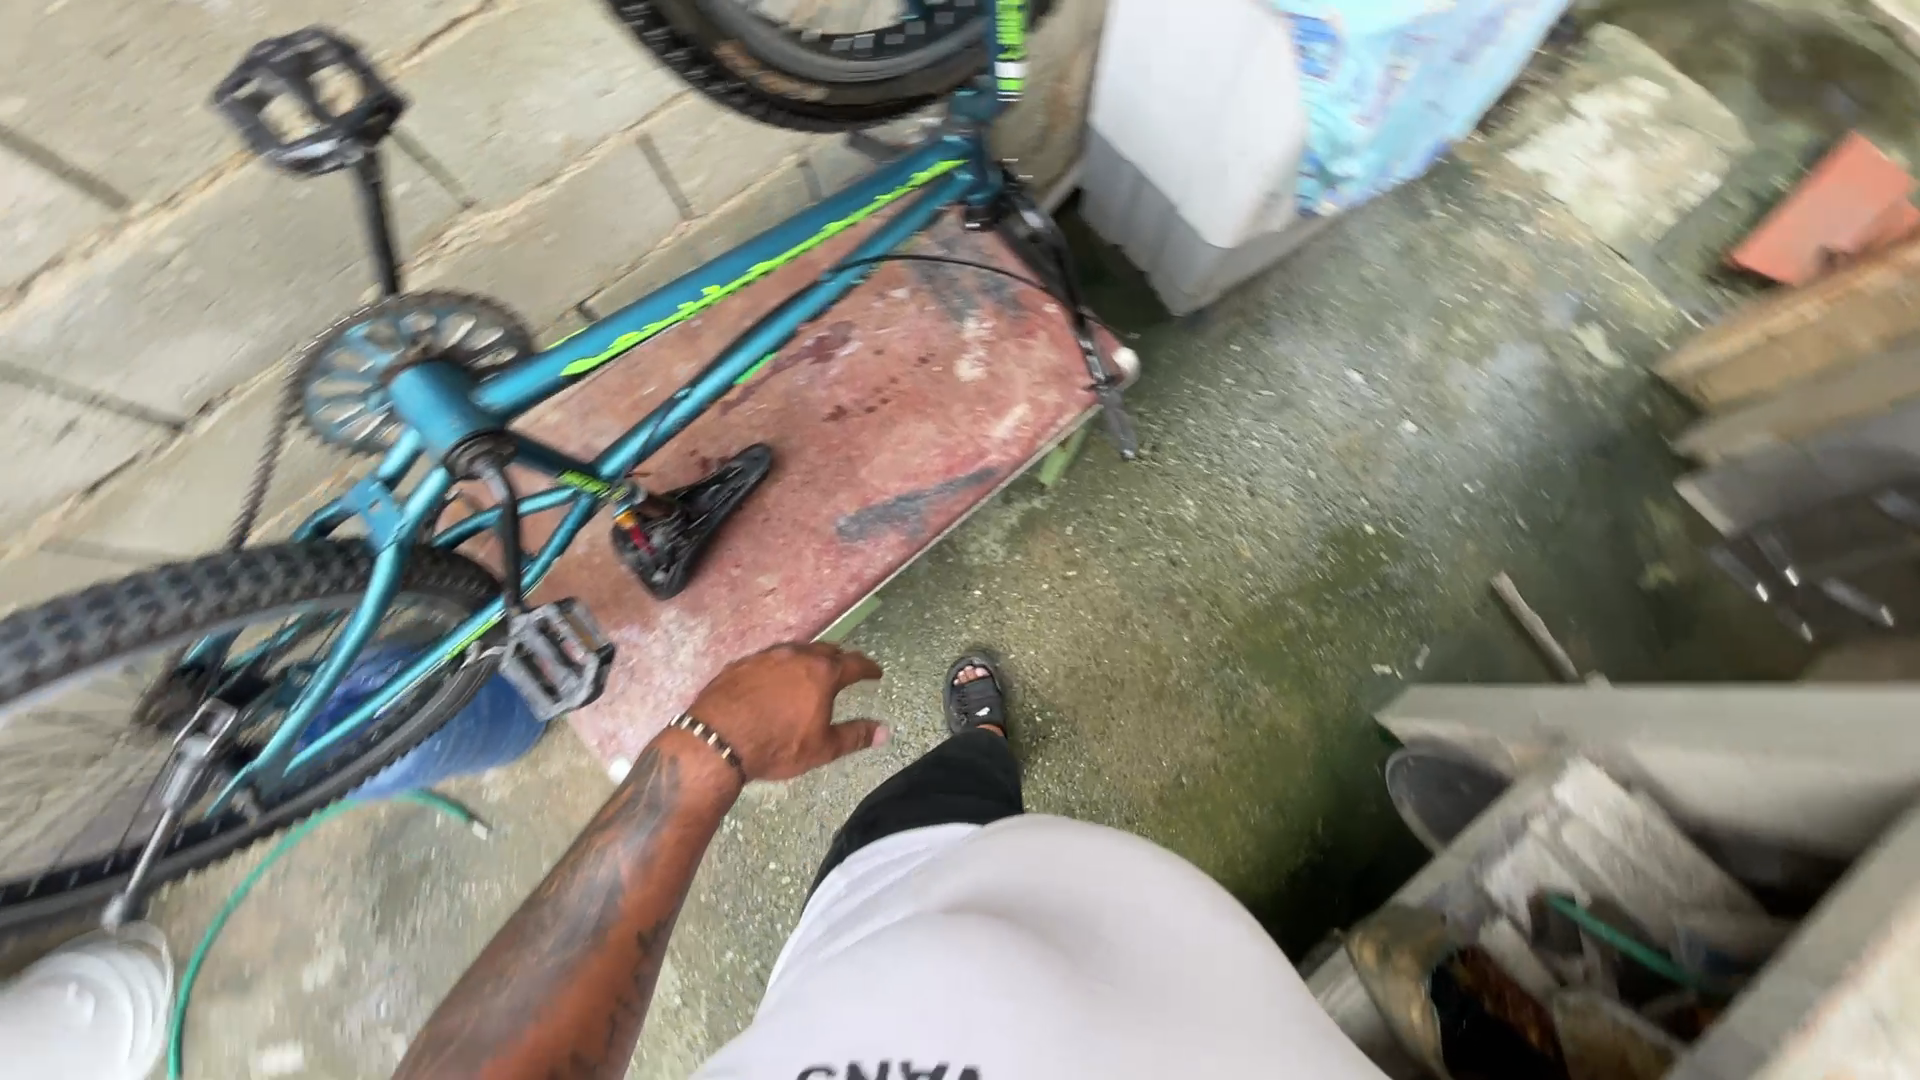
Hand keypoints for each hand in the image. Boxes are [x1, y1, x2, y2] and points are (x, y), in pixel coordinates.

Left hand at [687, 642, 888, 781]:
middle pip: (825, 650)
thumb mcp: (822, 748)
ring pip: (796, 650)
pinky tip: (774, 679)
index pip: (854, 664)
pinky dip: (780, 666)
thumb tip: (885, 731)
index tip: (876, 672)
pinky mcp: (741, 664)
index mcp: (822, 673)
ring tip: (810, 670)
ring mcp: (766, 657)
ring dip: (808, 658)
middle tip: (845, 669)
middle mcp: (797, 656)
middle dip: (839, 658)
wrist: (717, 740)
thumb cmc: (777, 745)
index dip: (868, 668)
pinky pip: (769, 659)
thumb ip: (855, 736)